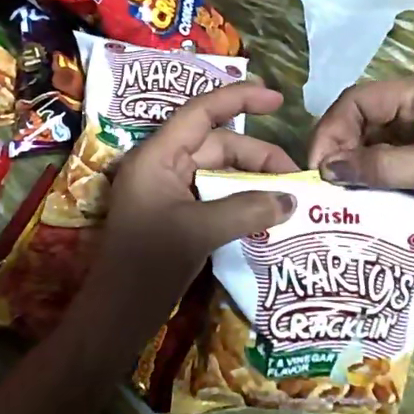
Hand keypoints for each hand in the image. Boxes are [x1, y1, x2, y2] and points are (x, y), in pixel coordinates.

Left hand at [78, 84, 297, 332]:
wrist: (116, 314)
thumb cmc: (148, 264)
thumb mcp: (199, 232)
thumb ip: (246, 210)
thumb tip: (290, 200)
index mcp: (156, 156)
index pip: (200, 112)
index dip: (239, 99)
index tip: (279, 99)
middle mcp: (160, 165)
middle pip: (215, 144)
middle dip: (257, 156)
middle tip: (297, 179)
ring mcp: (165, 191)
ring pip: (215, 171)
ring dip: (250, 180)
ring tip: (288, 199)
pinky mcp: (172, 215)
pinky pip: (211, 195)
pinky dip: (238, 200)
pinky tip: (265, 214)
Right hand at [307, 65, 413, 229]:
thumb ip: (384, 167)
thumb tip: (328, 170)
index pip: (361, 99)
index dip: (332, 130)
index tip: (318, 168)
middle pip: (366, 115)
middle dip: (342, 147)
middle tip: (328, 185)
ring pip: (378, 136)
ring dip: (359, 162)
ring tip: (344, 193)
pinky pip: (397, 152)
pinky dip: (380, 171)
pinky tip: (371, 192)